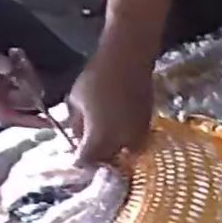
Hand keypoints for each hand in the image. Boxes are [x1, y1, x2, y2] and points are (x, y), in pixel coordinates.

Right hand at [0, 16, 47, 128]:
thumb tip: (6, 68)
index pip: (8, 117)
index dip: (28, 121)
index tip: (48, 120)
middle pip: (22, 103)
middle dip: (32, 91)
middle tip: (27, 69)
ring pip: (23, 88)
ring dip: (28, 75)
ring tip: (18, 56)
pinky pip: (18, 73)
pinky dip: (22, 65)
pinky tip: (16, 52)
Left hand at [67, 43, 154, 165]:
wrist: (128, 62)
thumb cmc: (96, 78)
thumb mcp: (75, 101)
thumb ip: (76, 124)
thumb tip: (77, 137)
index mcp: (100, 138)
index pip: (86, 161)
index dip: (78, 161)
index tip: (74, 155)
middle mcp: (121, 142)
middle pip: (107, 161)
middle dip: (97, 157)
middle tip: (88, 146)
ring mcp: (137, 136)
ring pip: (124, 153)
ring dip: (113, 149)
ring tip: (104, 137)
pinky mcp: (147, 127)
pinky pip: (134, 141)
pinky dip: (125, 139)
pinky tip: (117, 126)